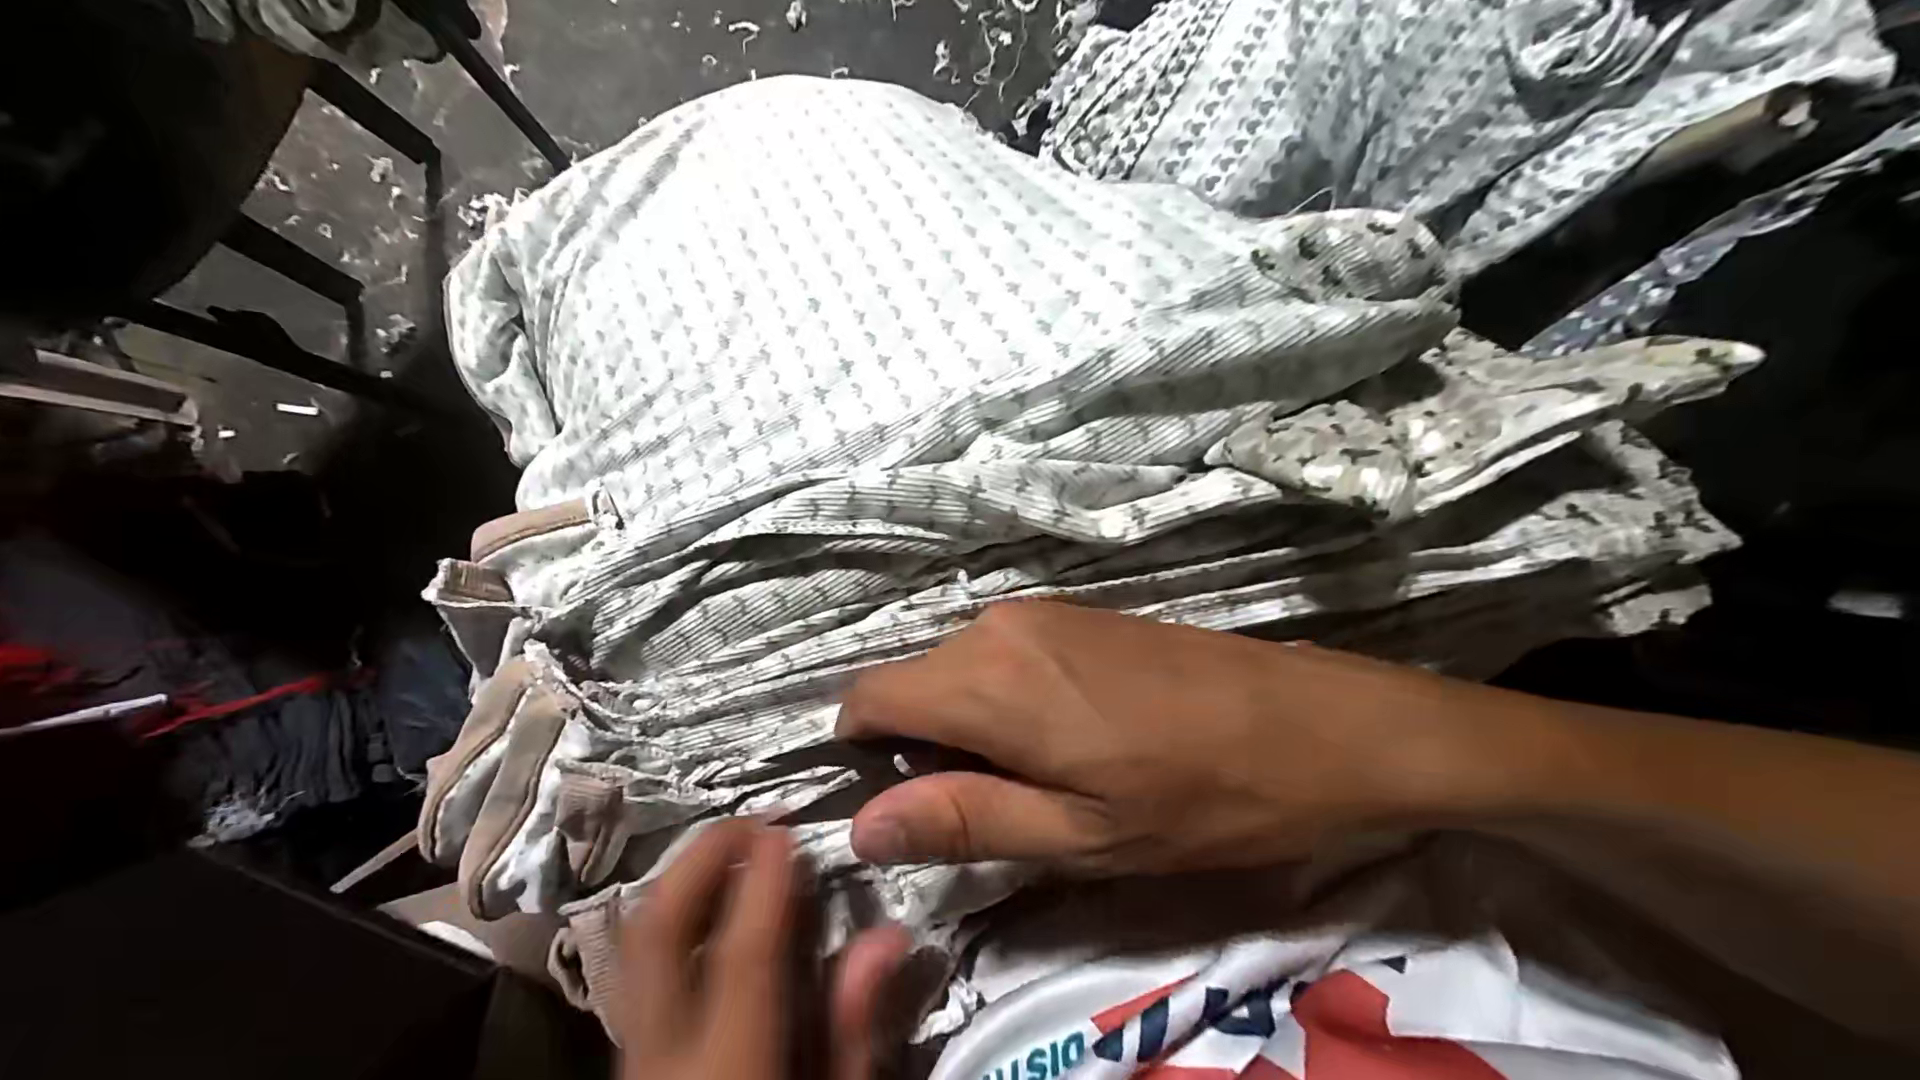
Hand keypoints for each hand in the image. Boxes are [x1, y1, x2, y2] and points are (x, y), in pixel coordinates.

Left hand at [614, 820, 911, 1079]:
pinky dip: (678, 920)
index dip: (763, 879)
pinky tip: (715, 911)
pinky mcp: (629, 1063)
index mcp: (727, 1068)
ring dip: (683, 880)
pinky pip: (643, 968)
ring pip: (637, 942)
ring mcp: (633, 1059)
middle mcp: (664, 1057)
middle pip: (657, 931)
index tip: (783, 828)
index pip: (741, 952)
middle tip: (748, 822)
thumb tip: (887, 937)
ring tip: (732, 849)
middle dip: (698, 858)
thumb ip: (858, 1035)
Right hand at [837, 601, 1538, 873]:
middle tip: (1000, 806)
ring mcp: (1039, 612)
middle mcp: (998, 628)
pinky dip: (1002, 699)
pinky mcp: (1073, 613)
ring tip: (1044, 776)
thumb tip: (863, 826)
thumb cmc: (1199, 795)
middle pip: (911, 684)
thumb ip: (963, 820)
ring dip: (967, 725)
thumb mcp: (1079, 834)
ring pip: (954, 669)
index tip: (907, 802)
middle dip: (923, 746)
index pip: (868, 697)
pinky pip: (999, 654)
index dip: (863, 752)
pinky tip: (1072, 734)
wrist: (1314, 721)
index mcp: (988, 680)